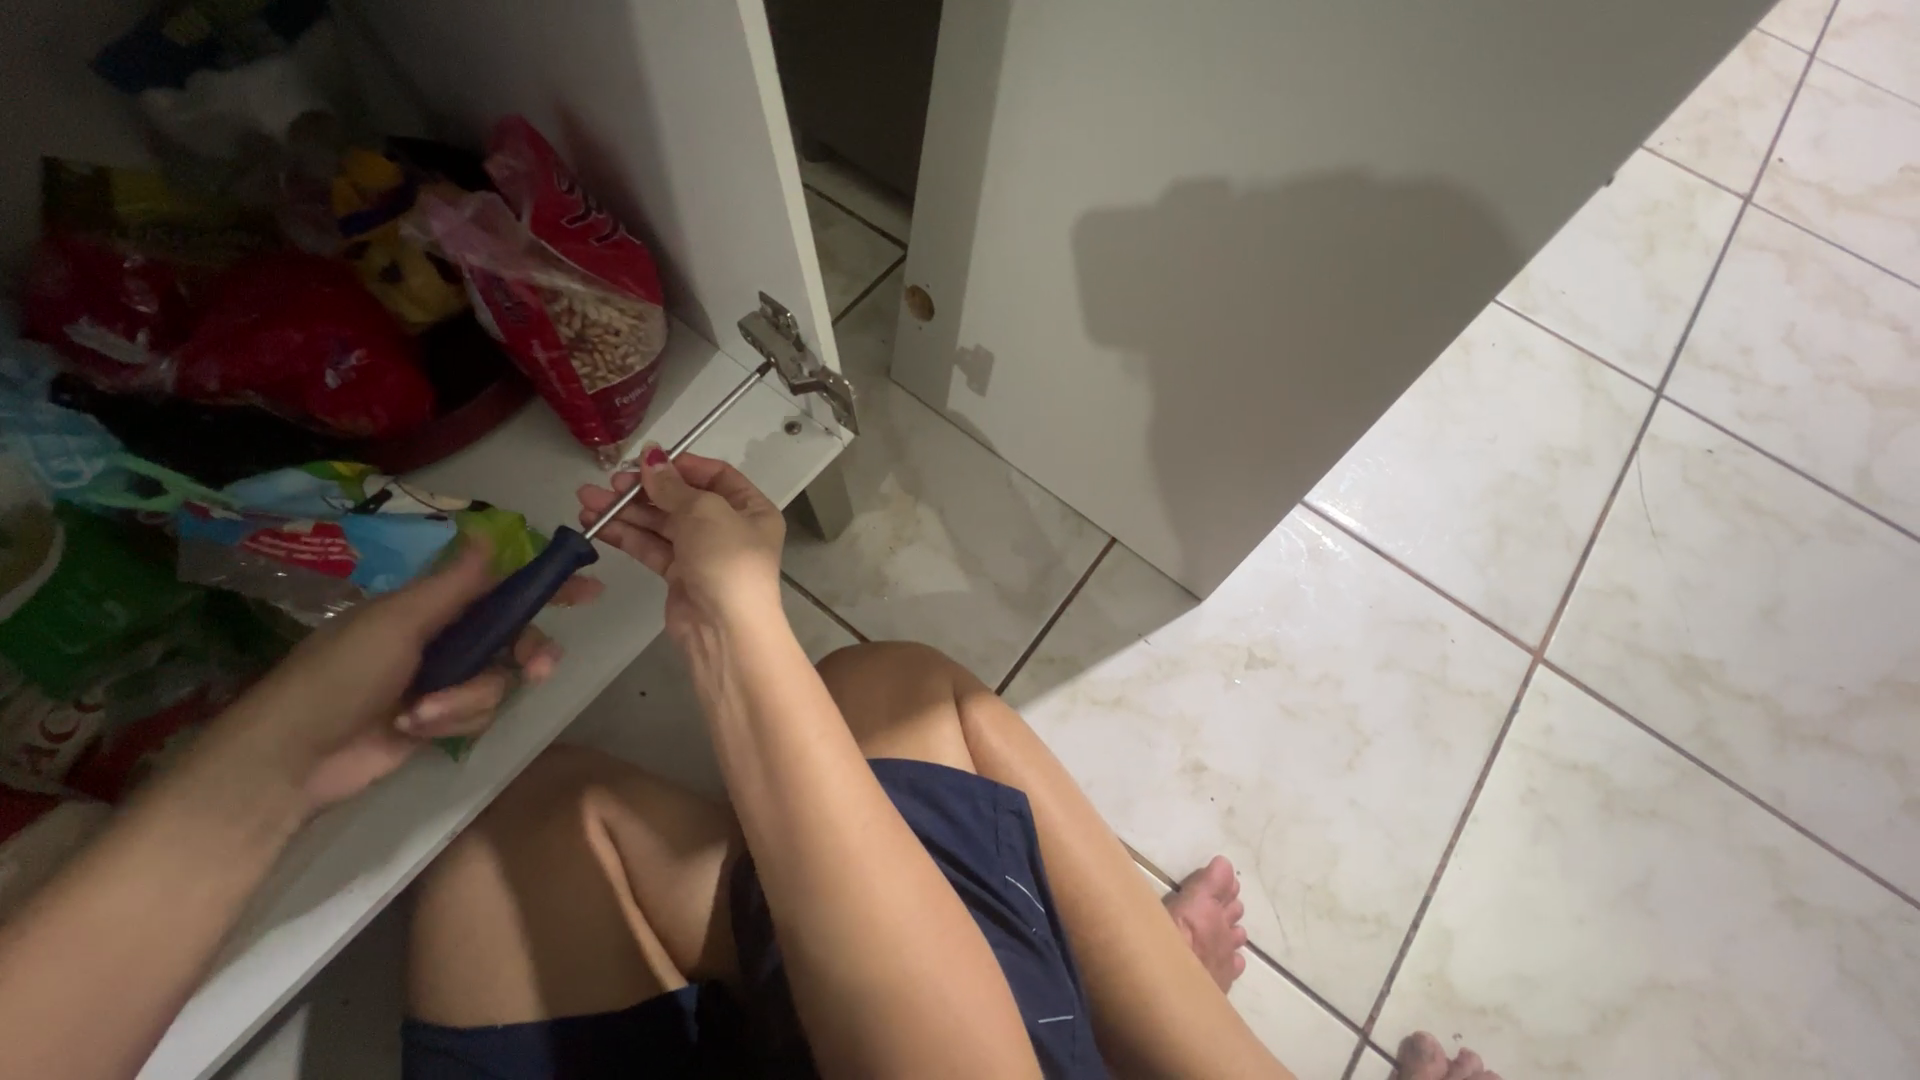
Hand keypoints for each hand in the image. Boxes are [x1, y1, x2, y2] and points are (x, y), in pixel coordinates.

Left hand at [187, 542, 597, 815]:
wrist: (292, 759)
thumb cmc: (340, 676)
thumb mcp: (397, 622)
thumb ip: (452, 585)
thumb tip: (486, 533)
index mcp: (432, 608)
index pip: (501, 588)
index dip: (545, 587)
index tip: (589, 589)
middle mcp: (445, 639)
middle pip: (516, 637)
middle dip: (527, 653)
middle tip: (537, 669)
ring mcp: (445, 681)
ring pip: (500, 681)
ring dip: (467, 699)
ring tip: (422, 713)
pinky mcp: (442, 719)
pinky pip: (480, 713)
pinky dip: (453, 722)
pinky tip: (415, 728)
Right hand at [577, 443, 784, 637]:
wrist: (726, 629)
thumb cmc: (727, 560)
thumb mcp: (704, 512)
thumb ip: (673, 486)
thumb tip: (652, 456)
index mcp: (752, 509)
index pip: (716, 475)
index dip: (681, 466)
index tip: (647, 461)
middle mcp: (730, 528)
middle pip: (683, 499)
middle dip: (645, 490)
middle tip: (610, 483)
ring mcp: (704, 553)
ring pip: (661, 524)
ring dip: (626, 511)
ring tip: (587, 500)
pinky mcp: (680, 576)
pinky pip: (651, 547)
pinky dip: (625, 535)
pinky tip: (595, 524)